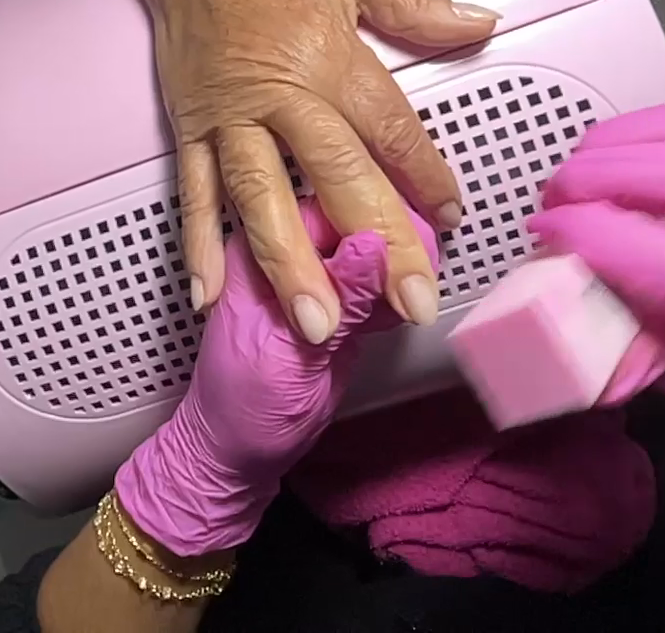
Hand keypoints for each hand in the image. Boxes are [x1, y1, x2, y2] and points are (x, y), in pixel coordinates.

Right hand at [88, 0, 497, 345]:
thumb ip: (416, 5)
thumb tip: (482, 22)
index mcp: (328, 57)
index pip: (389, 128)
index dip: (425, 175)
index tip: (451, 218)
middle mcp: (281, 96)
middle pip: (335, 174)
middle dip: (373, 240)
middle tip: (407, 303)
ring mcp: (230, 119)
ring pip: (260, 196)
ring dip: (286, 260)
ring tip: (313, 322)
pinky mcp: (191, 129)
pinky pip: (195, 192)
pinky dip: (199, 243)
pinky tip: (208, 295)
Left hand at [115, 200, 429, 555]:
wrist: (237, 455)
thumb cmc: (242, 407)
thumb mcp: (291, 354)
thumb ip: (337, 302)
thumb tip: (375, 243)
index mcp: (259, 253)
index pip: (323, 209)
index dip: (371, 216)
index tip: (415, 231)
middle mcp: (285, 256)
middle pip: (350, 225)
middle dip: (394, 240)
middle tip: (427, 264)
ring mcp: (312, 279)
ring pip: (368, 255)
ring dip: (400, 267)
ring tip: (424, 283)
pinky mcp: (335, 306)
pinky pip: (372, 287)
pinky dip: (395, 293)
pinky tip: (411, 303)